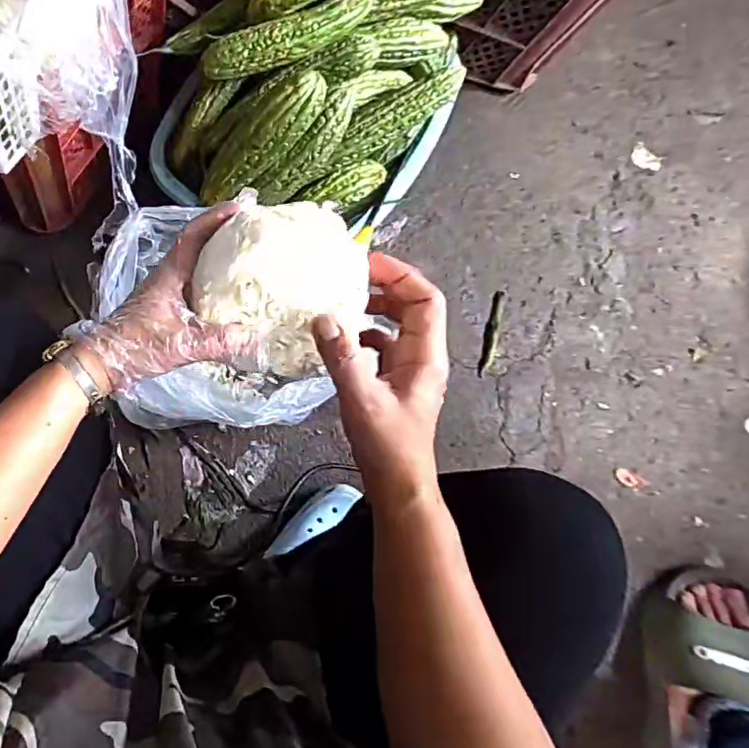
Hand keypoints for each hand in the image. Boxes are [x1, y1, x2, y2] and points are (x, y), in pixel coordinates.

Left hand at [73, 202, 265, 391]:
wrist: (106, 361)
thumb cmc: (136, 345)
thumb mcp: (181, 345)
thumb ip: (218, 342)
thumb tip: (256, 339)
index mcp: (169, 275)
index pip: (193, 236)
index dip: (215, 218)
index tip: (240, 208)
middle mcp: (169, 277)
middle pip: (199, 244)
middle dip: (224, 233)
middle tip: (252, 227)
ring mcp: (167, 291)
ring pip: (198, 264)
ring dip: (220, 256)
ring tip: (248, 253)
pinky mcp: (167, 306)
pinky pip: (196, 285)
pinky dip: (215, 281)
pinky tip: (230, 291)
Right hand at [311, 252, 449, 506]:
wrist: (398, 484)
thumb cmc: (388, 446)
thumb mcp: (361, 399)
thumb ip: (342, 358)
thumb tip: (323, 318)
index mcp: (424, 356)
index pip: (425, 299)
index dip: (400, 275)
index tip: (366, 263)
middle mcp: (420, 358)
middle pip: (410, 307)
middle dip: (382, 287)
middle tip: (347, 277)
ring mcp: (407, 370)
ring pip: (394, 325)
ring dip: (370, 309)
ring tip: (339, 303)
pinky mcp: (391, 382)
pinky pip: (379, 345)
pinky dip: (360, 334)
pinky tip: (337, 339)